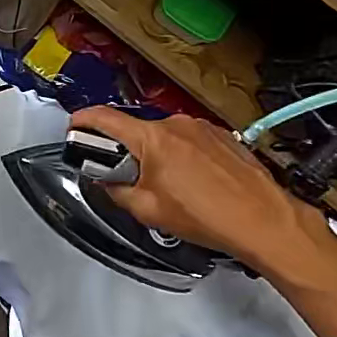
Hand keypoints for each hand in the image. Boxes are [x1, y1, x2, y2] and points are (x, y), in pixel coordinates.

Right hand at [68, 106, 331, 274]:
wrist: (261, 218)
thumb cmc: (209, 216)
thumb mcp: (149, 211)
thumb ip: (117, 191)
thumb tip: (106, 182)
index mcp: (154, 139)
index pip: (106, 118)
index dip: (83, 121)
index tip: (74, 128)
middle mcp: (177, 124)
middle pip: (136, 130)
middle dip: (126, 152)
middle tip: (128, 180)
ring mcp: (202, 127)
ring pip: (164, 136)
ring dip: (157, 156)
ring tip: (170, 189)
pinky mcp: (220, 135)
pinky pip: (189, 140)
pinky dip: (182, 157)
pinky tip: (193, 184)